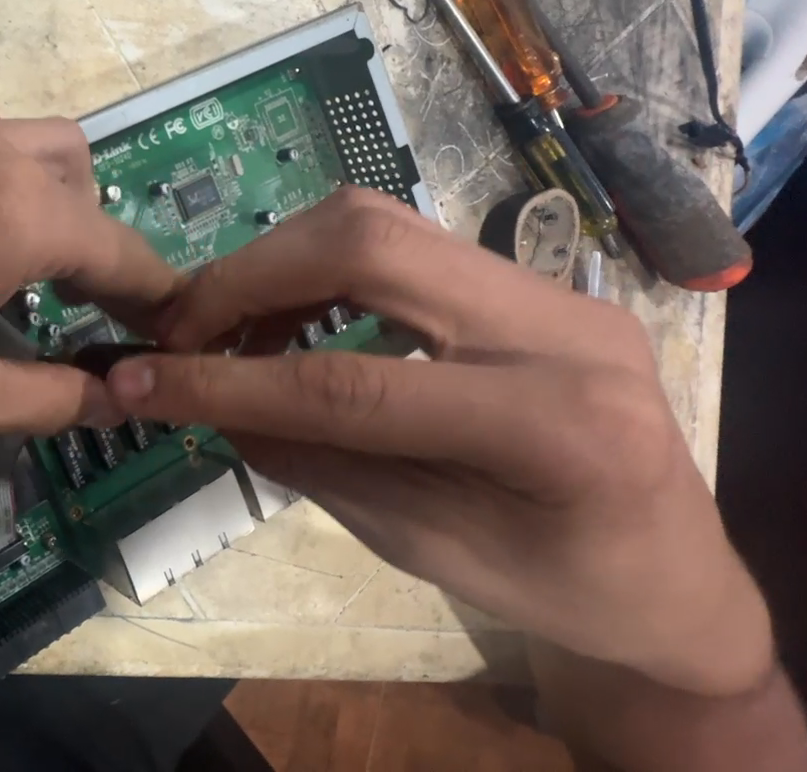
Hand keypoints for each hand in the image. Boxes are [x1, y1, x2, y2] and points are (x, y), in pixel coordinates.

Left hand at [0, 79, 180, 440]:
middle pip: (83, 187)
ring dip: (52, 198)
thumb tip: (115, 398)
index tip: (169, 334)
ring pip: (36, 145)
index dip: (153, 298)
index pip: (122, 251)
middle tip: (78, 313)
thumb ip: (50, 397)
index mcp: (20, 212)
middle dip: (96, 245)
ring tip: (23, 267)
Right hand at [101, 188, 773, 697]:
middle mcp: (561, 328)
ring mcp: (547, 286)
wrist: (668, 571)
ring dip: (269, 264)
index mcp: (559, 430)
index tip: (139, 382)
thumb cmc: (553, 585)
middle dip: (244, 280)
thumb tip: (198, 398)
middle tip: (177, 332)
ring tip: (221, 324)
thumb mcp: (416, 545)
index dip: (227, 381)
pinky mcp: (517, 274)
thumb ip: (305, 459)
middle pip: (366, 246)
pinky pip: (389, 239)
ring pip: (372, 220)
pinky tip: (282, 320)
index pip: (350, 385)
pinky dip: (307, 268)